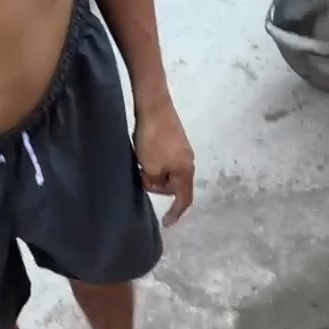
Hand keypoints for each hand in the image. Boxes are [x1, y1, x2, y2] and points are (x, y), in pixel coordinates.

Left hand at [134, 99, 194, 225]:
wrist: (153, 104)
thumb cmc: (153, 140)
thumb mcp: (151, 168)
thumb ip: (155, 182)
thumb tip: (156, 179)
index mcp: (186, 171)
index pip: (184, 200)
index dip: (176, 213)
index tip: (166, 223)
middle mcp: (188, 161)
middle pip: (174, 185)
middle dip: (158, 186)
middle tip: (141, 177)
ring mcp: (182, 149)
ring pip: (167, 172)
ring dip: (154, 173)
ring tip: (140, 163)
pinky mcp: (174, 139)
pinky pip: (165, 160)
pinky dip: (154, 163)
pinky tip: (142, 155)